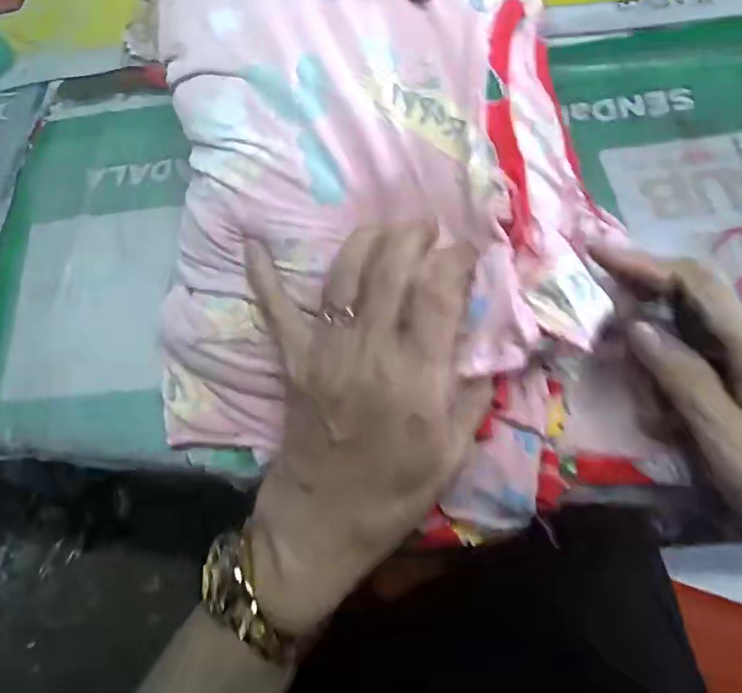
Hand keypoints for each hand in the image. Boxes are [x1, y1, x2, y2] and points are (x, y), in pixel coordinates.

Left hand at [241, 223, 490, 636]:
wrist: (326, 516)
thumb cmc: (397, 488)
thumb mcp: (454, 449)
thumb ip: (473, 389)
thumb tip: (489, 338)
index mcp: (417, 377)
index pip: (438, 294)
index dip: (454, 259)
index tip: (464, 248)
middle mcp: (371, 352)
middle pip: (390, 270)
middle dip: (411, 236)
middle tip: (425, 227)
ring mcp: (326, 350)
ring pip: (344, 276)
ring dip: (365, 241)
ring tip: (384, 228)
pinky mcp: (293, 356)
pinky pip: (275, 308)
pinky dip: (263, 275)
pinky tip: (253, 243)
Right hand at [591, 247, 741, 692]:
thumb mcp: (729, 446)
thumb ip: (683, 380)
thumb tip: (637, 324)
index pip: (699, 286)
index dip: (644, 263)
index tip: (596, 251)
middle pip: (694, 308)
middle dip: (646, 324)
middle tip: (612, 356)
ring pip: (696, 341)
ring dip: (661, 367)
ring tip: (657, 420)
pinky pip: (710, 368)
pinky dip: (680, 385)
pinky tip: (674, 425)